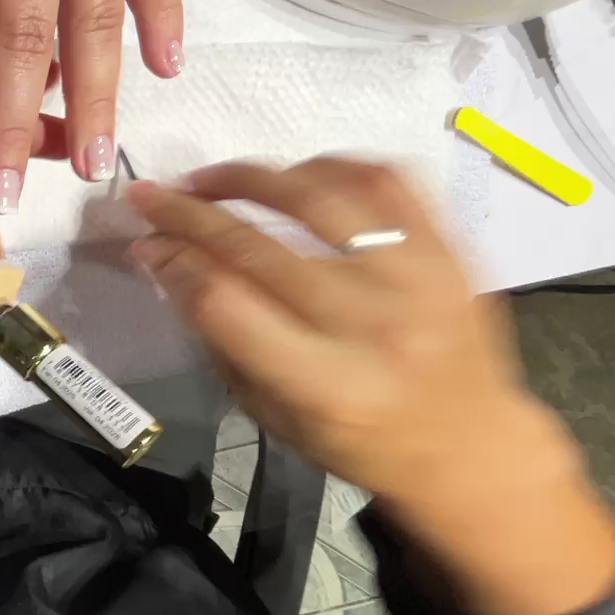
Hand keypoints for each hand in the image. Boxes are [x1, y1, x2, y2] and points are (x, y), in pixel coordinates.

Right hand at [123, 159, 557, 499]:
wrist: (471, 447)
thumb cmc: (352, 439)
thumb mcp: (266, 410)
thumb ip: (220, 335)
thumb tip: (171, 261)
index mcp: (323, 384)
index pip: (224, 302)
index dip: (173, 262)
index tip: (143, 244)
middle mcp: (374, 327)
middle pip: (258, 247)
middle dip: (187, 214)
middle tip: (149, 196)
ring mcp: (421, 283)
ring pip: (320, 199)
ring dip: (250, 178)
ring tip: (211, 179)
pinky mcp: (452, 254)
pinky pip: (388, 182)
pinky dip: (329, 166)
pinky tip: (293, 174)